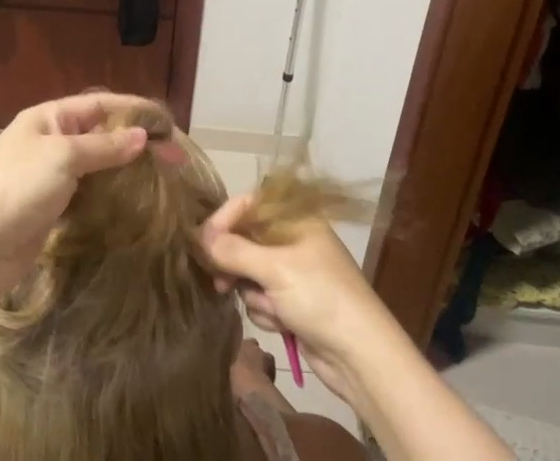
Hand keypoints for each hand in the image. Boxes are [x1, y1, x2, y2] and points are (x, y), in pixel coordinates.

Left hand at [0, 93, 177, 306]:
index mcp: (49, 118)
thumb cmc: (14, 190)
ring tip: (163, 181)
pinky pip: (88, 195)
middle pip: (102, 134)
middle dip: (138, 143)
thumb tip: (142, 136)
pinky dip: (110, 196)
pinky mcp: (50, 211)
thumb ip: (104, 147)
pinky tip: (133, 204)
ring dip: (126, 170)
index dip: (137, 112)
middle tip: (176, 161)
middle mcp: (50, 142)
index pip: (102, 105)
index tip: (172, 127)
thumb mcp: (62, 157)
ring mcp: (49, 178)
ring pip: (97, 166)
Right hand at [200, 195, 397, 404]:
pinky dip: (265, 311)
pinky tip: (282, 324)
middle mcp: (293, 241)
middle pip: (245, 240)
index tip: (202, 243)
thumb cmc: (320, 298)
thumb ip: (234, 250)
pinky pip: (260, 298)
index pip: (249, 204)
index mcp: (297, 220)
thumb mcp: (275, 269)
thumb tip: (200, 238)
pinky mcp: (291, 302)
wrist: (359, 355)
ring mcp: (293, 273)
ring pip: (248, 273)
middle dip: (234, 263)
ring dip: (253, 294)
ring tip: (273, 309)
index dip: (224, 220)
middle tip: (222, 283)